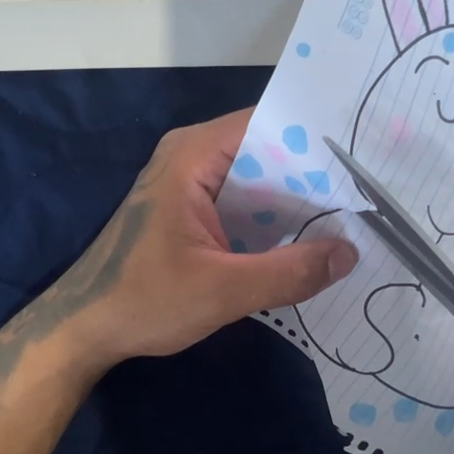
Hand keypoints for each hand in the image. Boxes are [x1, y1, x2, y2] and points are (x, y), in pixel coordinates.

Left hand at [50, 109, 357, 372]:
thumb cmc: (143, 301)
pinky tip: (312, 242)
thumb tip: (350, 255)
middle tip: (371, 195)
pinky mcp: (193, 212)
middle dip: (316, 176)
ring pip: (261, 182)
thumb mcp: (223, 291)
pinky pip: (246, 205)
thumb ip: (289, 273)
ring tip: (355, 218)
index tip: (365, 160)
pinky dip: (276, 222)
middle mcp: (193, 157)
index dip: (318, 140)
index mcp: (194, 156)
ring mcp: (192, 185)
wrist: (82, 329)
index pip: (270, 124)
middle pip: (270, 152)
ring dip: (299, 203)